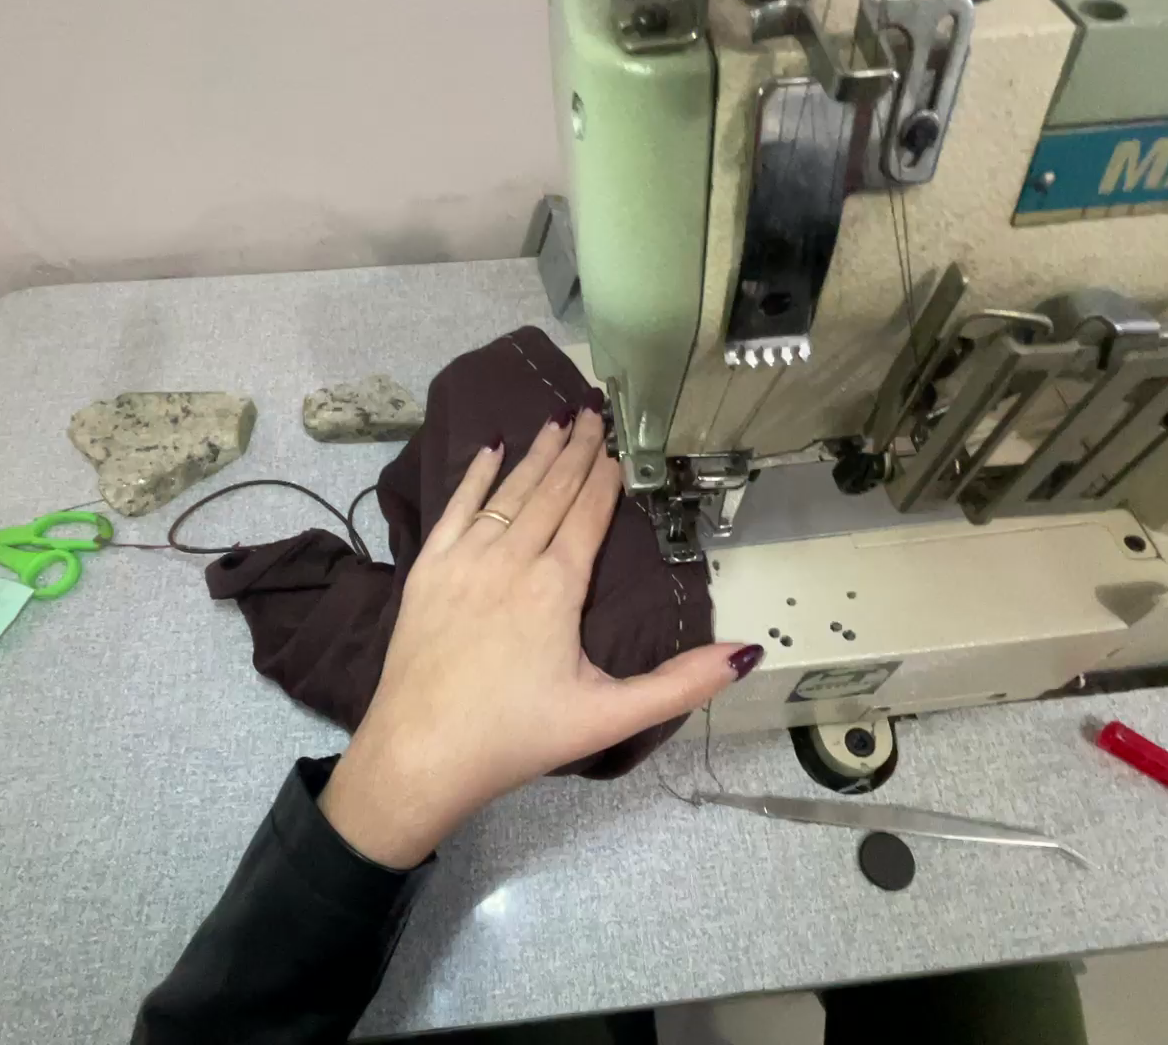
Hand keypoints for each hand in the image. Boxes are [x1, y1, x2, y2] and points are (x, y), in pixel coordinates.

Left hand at [319, 405, 763, 867]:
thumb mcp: (608, 717)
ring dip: (535, 455)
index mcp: (557, 586)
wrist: (420, 755)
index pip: (588, 515)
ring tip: (555, 421)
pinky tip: (490, 449)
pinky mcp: (427, 569)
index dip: (605, 478)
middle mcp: (512, 558)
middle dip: (576, 451)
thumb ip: (680, 685)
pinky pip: (455, 508)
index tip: (616, 447)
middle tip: (592, 412)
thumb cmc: (516, 737)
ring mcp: (464, 558)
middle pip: (552, 491)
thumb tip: (746, 653)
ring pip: (509, 492)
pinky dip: (475, 476)